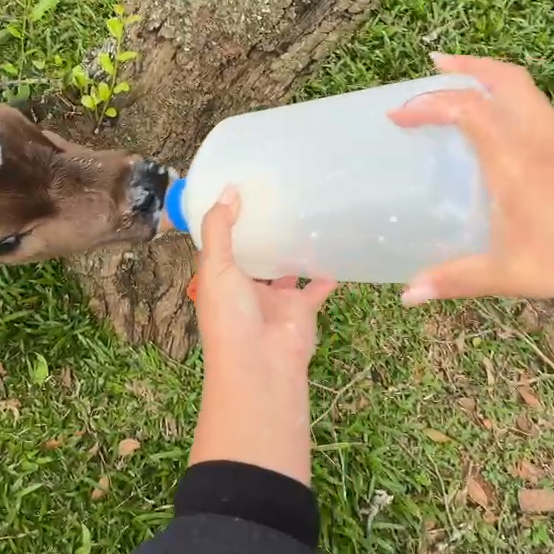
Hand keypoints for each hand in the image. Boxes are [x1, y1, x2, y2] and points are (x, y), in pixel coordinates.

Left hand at [187, 188, 334, 484]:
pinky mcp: (301, 308)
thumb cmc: (230, 316)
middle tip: (279, 194)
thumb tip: (229, 190)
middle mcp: (246, 287)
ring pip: (286, 268)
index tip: (241, 187)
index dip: (228, 219)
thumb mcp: (216, 267)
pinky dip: (326, 271)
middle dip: (264, 231)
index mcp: (219, 277)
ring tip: (307, 214)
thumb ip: (220, 229)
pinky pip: (316, 286)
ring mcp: (275, 299)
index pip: (222, 243)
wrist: (261, 366)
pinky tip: (337, 246)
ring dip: (294, 248)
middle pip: (256, 253)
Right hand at [388, 54, 553, 303]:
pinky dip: (509, 103)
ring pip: (526, 91)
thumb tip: (406, 295)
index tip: (398, 115)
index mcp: (514, 161)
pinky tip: (496, 126)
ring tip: (462, 81)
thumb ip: (455, 279)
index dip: (429, 104)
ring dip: (490, 78)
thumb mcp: (507, 274)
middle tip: (435, 65)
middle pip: (506, 81)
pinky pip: (536, 111)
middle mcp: (537, 140)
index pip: (468, 110)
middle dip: (467, 66)